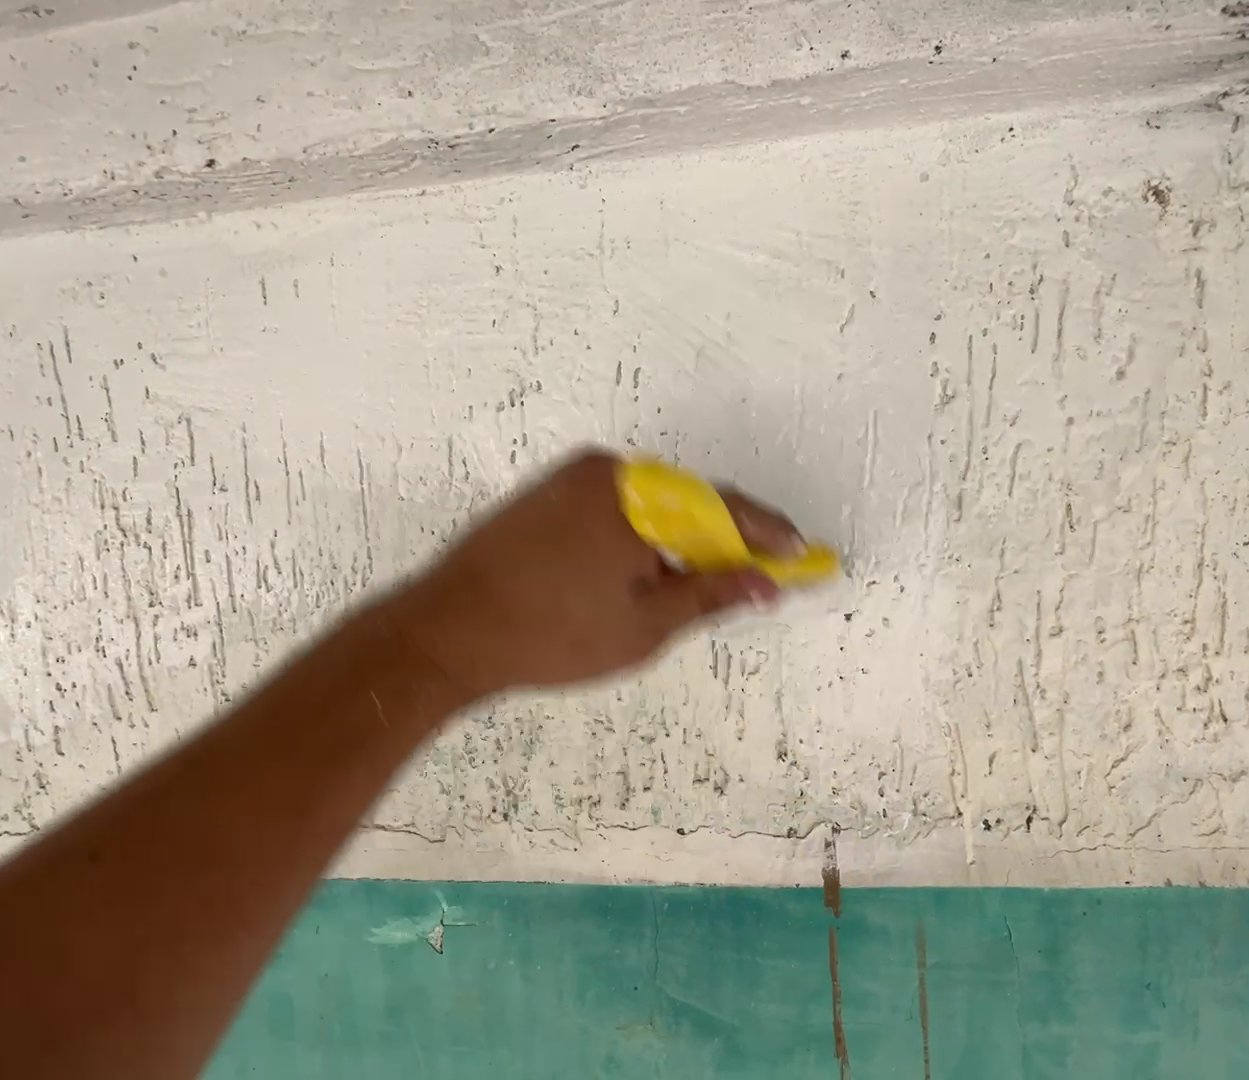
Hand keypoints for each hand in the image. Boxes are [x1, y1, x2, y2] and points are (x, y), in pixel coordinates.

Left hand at [387, 449, 804, 698]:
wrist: (446, 632)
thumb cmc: (550, 636)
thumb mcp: (643, 626)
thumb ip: (711, 596)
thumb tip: (768, 583)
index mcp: (634, 495)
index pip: (721, 508)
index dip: (766, 535)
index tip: (801, 555)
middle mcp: (604, 470)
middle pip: (686, 501)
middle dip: (723, 540)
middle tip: (756, 577)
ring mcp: (569, 479)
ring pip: (650, 505)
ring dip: (681, 540)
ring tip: (703, 583)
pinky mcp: (547, 494)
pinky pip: (615, 507)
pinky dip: (642, 536)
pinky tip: (649, 572)